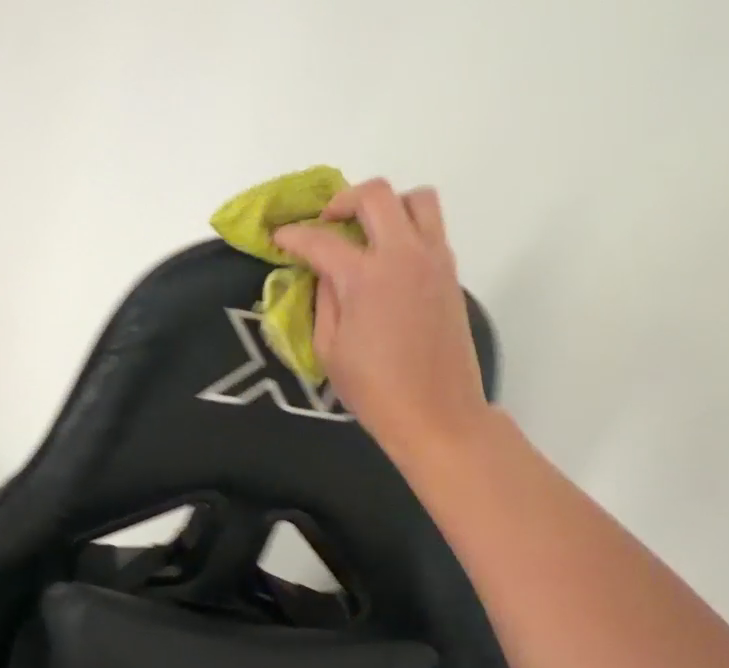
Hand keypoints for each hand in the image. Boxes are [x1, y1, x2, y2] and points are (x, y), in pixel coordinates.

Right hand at [272, 179, 493, 461]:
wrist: (435, 411)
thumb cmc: (373, 389)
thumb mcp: (329, 349)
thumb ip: (324, 300)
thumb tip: (325, 273)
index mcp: (366, 278)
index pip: (321, 240)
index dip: (293, 236)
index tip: (277, 238)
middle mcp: (404, 256)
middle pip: (376, 195)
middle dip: (343, 200)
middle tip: (326, 224)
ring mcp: (434, 260)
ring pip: (416, 200)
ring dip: (386, 206)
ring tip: (365, 232)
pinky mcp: (450, 273)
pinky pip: (431, 229)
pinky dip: (406, 230)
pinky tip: (386, 261)